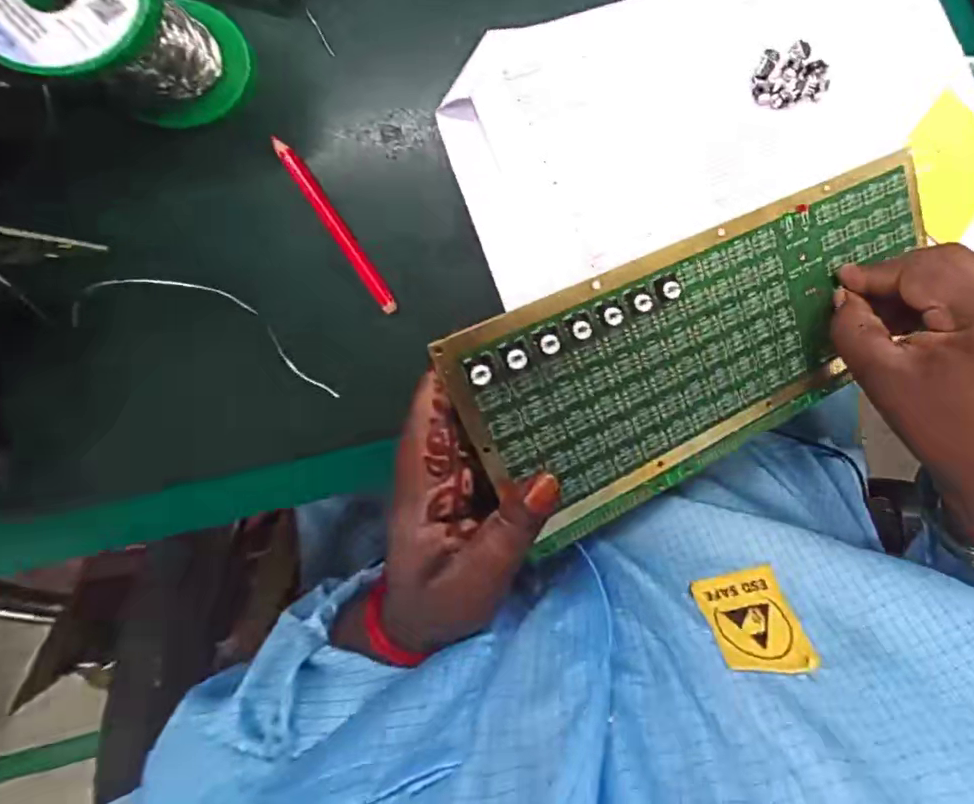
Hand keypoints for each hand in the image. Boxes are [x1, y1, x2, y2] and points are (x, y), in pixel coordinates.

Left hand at [332, 371, 559, 659]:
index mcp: (422, 475)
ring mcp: (456, 471)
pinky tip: (549, 419)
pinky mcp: (475, 484)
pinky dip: (517, 430)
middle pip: (459, 403)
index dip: (453, 367)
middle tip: (539, 350)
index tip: (491, 341)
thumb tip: (549, 477)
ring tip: (552, 373)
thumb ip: (512, 528)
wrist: (421, 631)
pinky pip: (496, 445)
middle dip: (492, 375)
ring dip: (508, 399)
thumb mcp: (477, 575)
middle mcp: (436, 462)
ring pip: (480, 420)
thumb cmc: (435, 605)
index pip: (429, 404)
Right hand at [829, 245, 973, 554]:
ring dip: (916, 284)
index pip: (922, 270)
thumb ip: (853, 328)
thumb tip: (844, 294)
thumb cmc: (940, 428)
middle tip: (862, 295)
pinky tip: (912, 323)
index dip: (876, 274)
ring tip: (883, 311)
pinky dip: (936, 299)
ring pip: (960, 273)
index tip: (839, 281)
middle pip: (947, 261)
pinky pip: (972, 293)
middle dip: (898, 272)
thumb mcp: (882, 376)